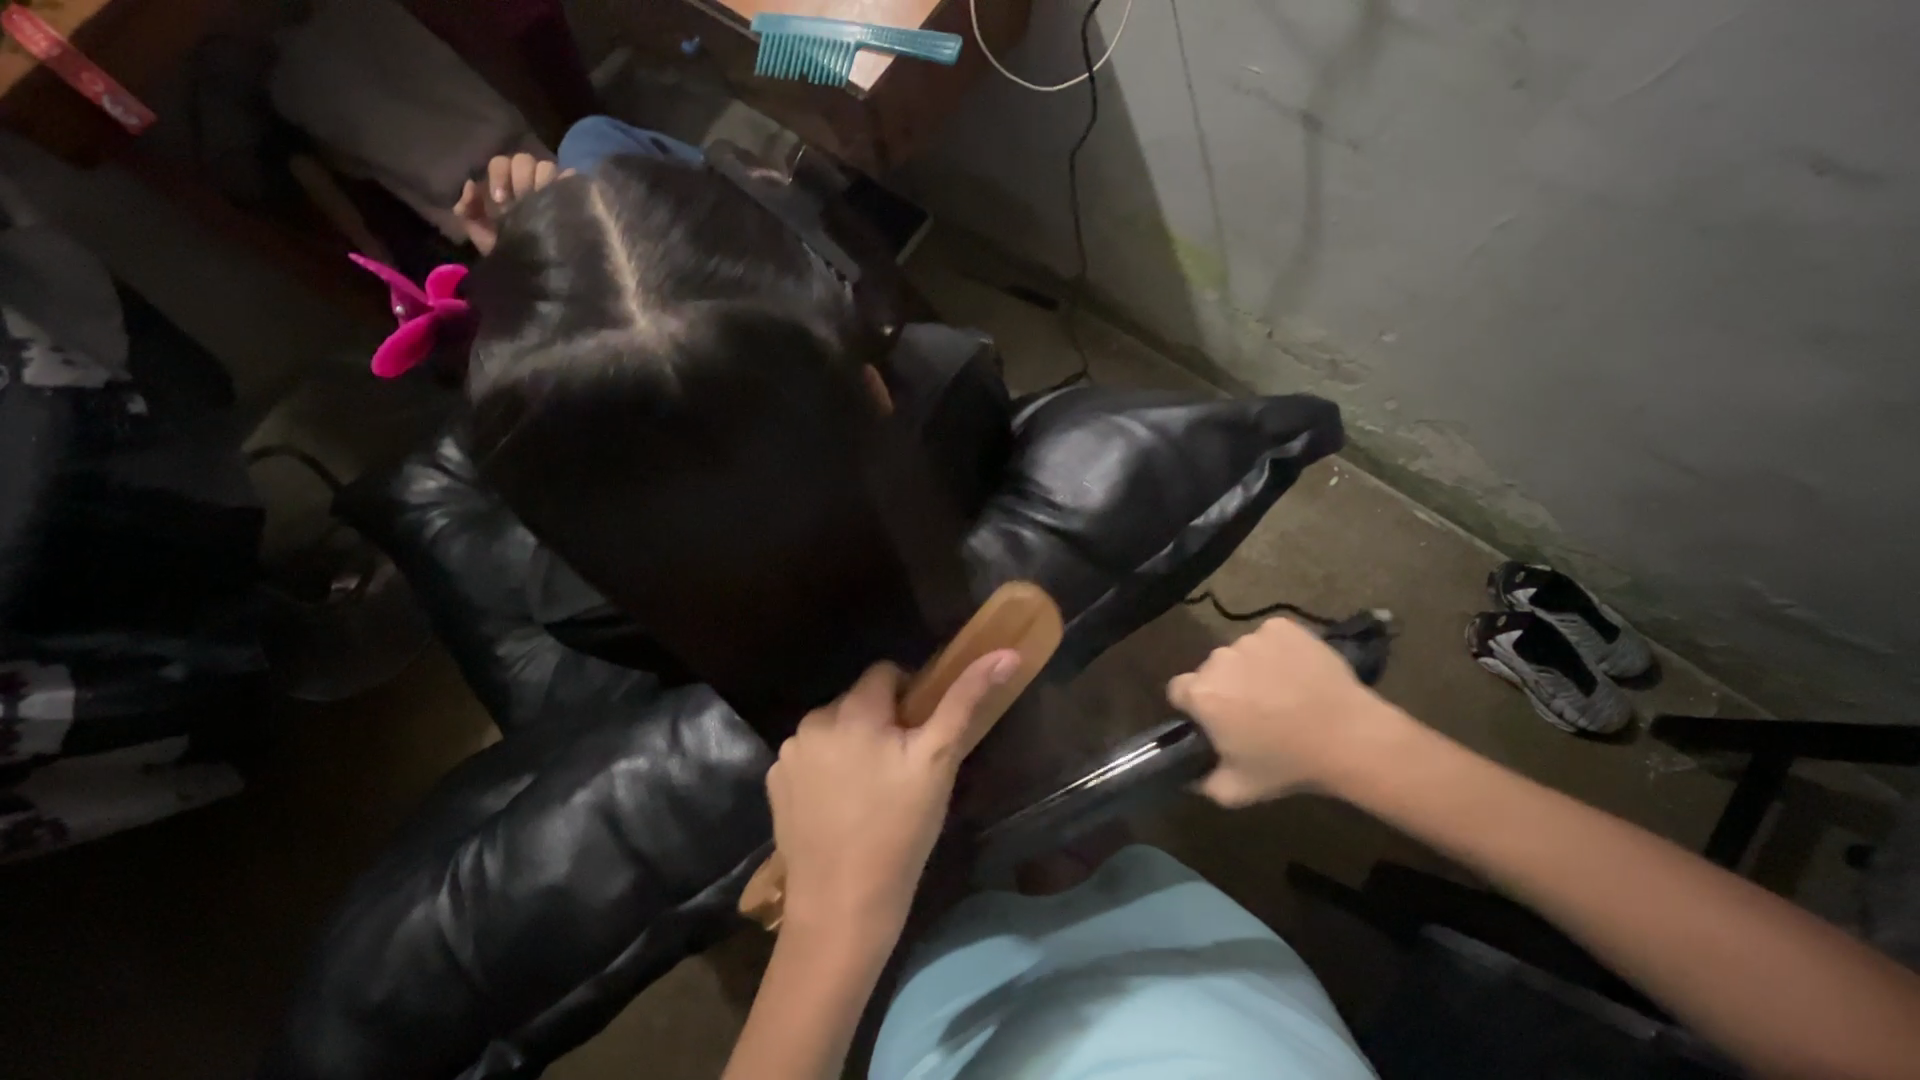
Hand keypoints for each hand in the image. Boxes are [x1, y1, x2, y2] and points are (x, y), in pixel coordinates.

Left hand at [453, 153, 570, 254]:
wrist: (530, 274)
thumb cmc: (505, 249)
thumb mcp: (479, 232)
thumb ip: (468, 210)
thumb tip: (471, 184)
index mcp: (505, 183)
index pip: (501, 164)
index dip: (500, 176)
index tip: (501, 201)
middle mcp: (528, 180)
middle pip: (524, 161)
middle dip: (521, 178)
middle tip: (521, 201)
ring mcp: (551, 187)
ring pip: (547, 167)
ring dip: (543, 181)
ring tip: (541, 204)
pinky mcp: (571, 198)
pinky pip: (571, 179)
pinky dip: (567, 183)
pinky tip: (562, 201)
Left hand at [767, 652, 1019, 932]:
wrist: (843, 905)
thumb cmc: (901, 831)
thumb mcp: (939, 762)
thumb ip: (965, 701)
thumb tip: (1005, 652)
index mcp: (853, 711)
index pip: (885, 672)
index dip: (909, 696)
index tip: (921, 736)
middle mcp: (813, 722)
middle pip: (856, 701)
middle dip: (879, 721)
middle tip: (901, 768)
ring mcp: (788, 754)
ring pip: (832, 729)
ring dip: (852, 743)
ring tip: (871, 791)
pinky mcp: (774, 784)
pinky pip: (809, 757)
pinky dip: (826, 769)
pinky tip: (841, 807)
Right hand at [1167, 618, 1407, 805]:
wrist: (1350, 737)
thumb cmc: (1288, 764)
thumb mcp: (1236, 791)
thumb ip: (1203, 783)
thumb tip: (1190, 776)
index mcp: (1202, 694)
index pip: (1178, 690)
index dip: (1194, 707)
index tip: (1215, 721)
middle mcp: (1219, 658)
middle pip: (1211, 670)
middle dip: (1226, 688)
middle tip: (1254, 713)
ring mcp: (1252, 639)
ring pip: (1241, 653)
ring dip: (1252, 669)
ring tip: (1282, 693)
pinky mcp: (1282, 627)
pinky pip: (1269, 637)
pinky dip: (1278, 651)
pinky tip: (1297, 673)